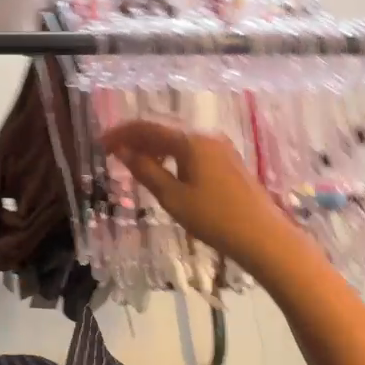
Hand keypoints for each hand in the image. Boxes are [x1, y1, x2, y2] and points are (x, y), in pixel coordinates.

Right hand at [102, 120, 298, 268]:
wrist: (264, 237)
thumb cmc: (214, 218)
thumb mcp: (173, 197)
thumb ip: (146, 171)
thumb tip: (123, 152)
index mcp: (190, 141)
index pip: (148, 128)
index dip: (122, 133)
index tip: (100, 143)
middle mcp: (206, 136)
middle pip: (164, 129)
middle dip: (136, 138)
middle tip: (112, 152)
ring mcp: (220, 148)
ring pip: (178, 140)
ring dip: (153, 147)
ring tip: (133, 163)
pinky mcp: (228, 162)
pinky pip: (191, 150)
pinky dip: (171, 155)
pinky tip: (164, 171)